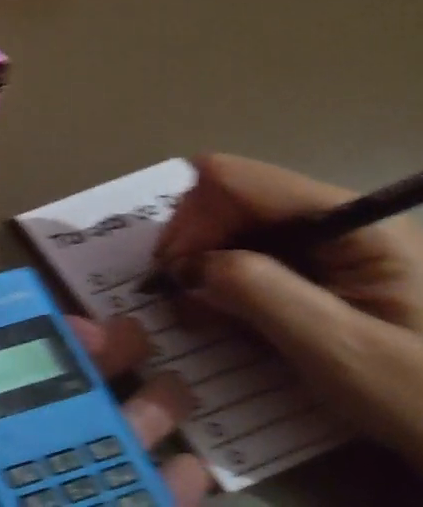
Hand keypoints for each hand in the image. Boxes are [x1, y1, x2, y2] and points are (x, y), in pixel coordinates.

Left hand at [0, 263, 210, 506]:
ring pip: (97, 461)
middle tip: (139, 338)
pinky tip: (196, 476)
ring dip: (141, 428)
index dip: (28, 342)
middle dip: (95, 376)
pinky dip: (166, 495)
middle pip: (50, 411)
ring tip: (180, 395)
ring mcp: (39, 505)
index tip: (76, 319)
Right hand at [155, 154, 422, 470]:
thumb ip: (256, 290)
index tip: (173, 273)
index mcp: (356, 224)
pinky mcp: (334, 277)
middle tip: (178, 295)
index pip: (235, 181)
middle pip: (232, 200)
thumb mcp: (339, 349)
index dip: (191, 218)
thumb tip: (187, 265)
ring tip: (199, 311)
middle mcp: (344, 223)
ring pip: (239, 230)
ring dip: (206, 265)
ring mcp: (341, 250)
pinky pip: (258, 258)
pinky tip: (228, 317)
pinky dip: (228, 283)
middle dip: (194, 242)